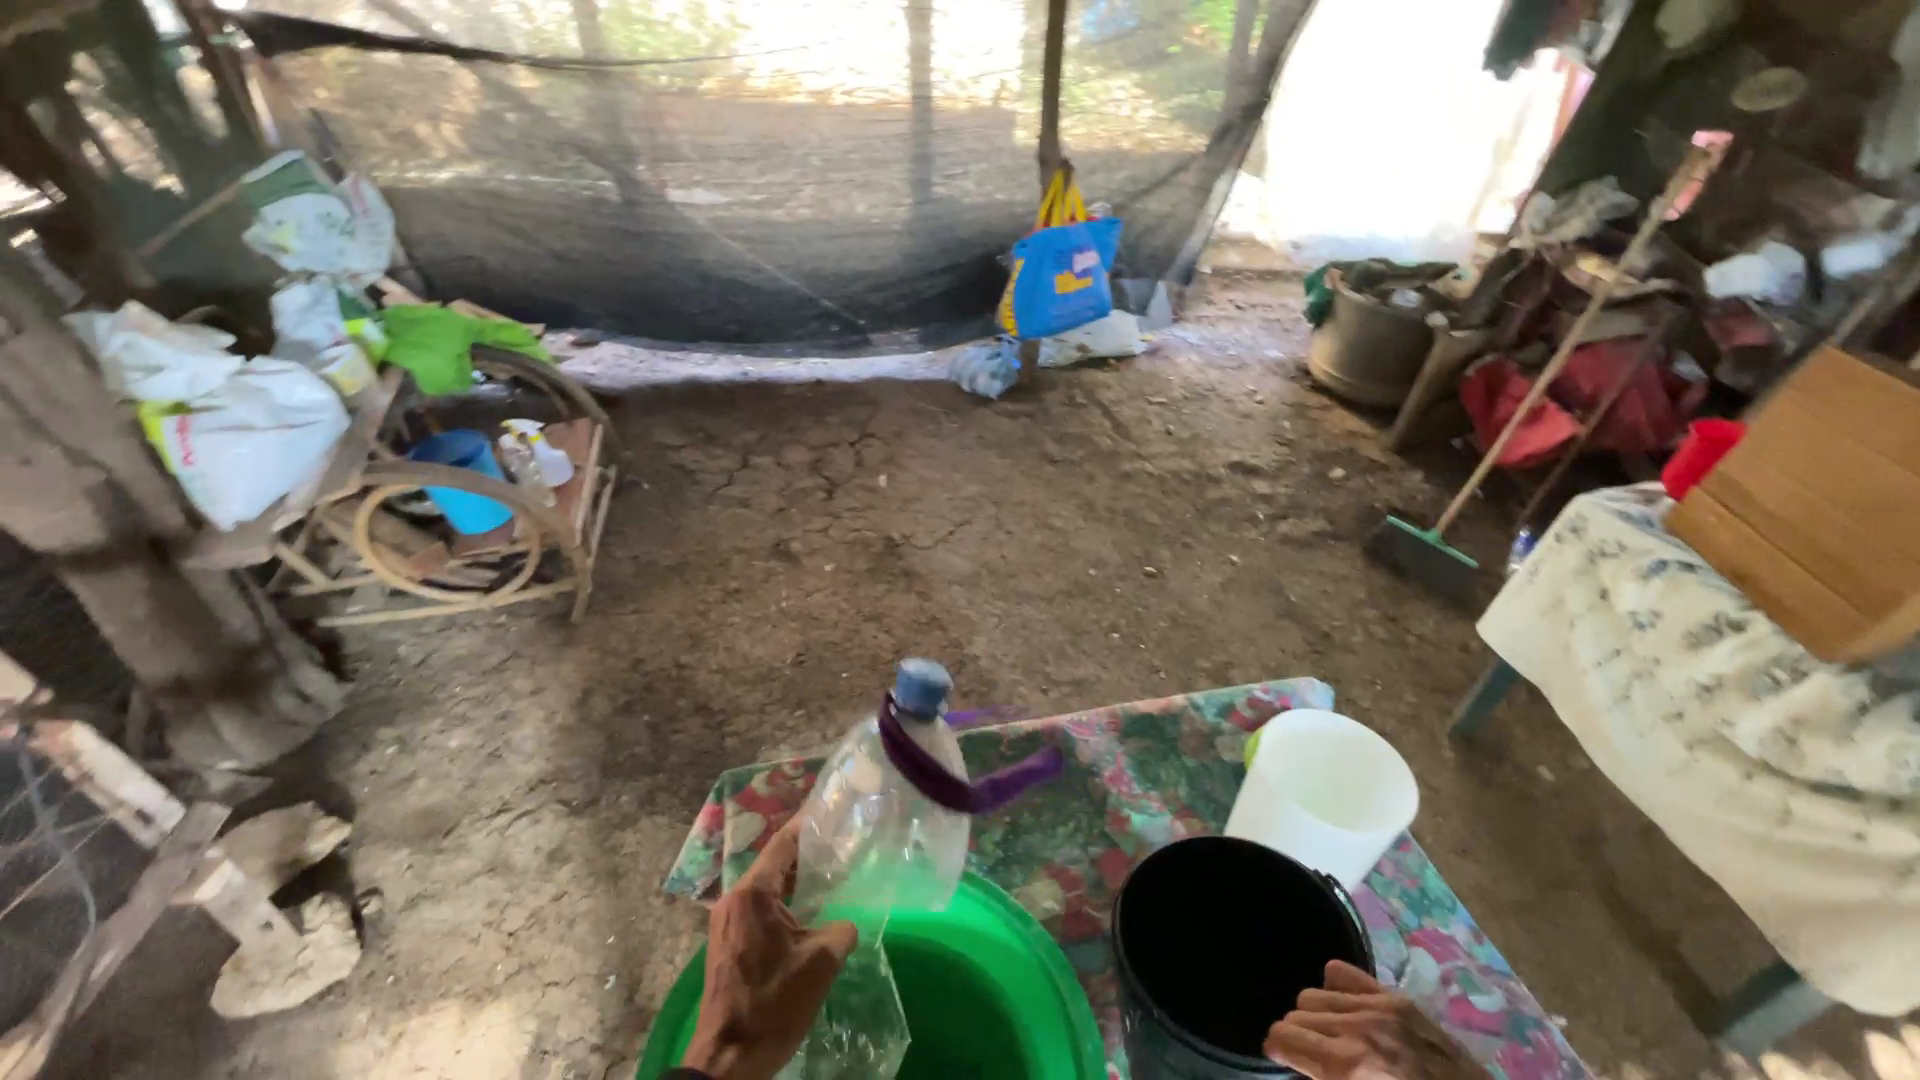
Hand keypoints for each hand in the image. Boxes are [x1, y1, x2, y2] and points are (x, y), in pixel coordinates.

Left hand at [682, 818, 858, 1079]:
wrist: (728, 1059)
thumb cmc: (773, 1003)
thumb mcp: (820, 962)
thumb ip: (841, 929)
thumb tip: (846, 922)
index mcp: (753, 893)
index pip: (783, 843)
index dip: (808, 822)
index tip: (831, 805)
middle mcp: (734, 899)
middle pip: (774, 862)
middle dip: (807, 850)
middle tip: (841, 838)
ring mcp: (726, 921)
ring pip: (767, 886)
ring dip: (796, 878)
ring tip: (831, 869)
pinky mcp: (727, 941)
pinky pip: (760, 907)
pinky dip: (785, 900)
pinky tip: (810, 908)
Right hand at [1265, 961, 1489, 1079]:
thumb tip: (1300, 1066)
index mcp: (1348, 1066)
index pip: (1282, 1037)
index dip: (1277, 1052)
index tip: (1283, 1061)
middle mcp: (1359, 1029)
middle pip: (1295, 1014)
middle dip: (1296, 1037)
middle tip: (1312, 1059)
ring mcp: (1381, 1009)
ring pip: (1314, 994)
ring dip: (1315, 1017)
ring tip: (1331, 1039)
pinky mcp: (1399, 1000)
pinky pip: (1343, 974)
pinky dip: (1335, 990)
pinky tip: (1346, 1014)